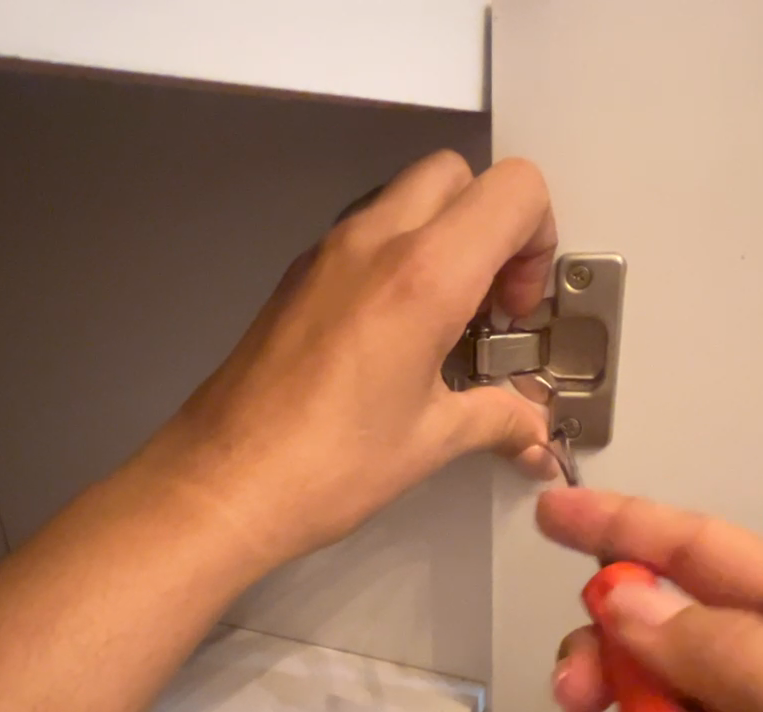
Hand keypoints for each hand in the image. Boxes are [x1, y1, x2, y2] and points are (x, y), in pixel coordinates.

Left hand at [138, 151, 558, 566]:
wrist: (223, 484)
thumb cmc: (325, 466)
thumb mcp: (430, 442)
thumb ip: (496, 419)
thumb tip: (529, 428)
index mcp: (422, 276)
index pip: (514, 190)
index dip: (538, 239)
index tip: (518, 308)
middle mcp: (371, 243)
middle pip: (457, 176)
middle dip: (491, 228)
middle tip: (489, 306)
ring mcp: (325, 254)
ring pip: (406, 197)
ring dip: (442, 241)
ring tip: (444, 324)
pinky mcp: (296, 277)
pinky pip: (363, 234)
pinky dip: (397, 260)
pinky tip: (394, 338)